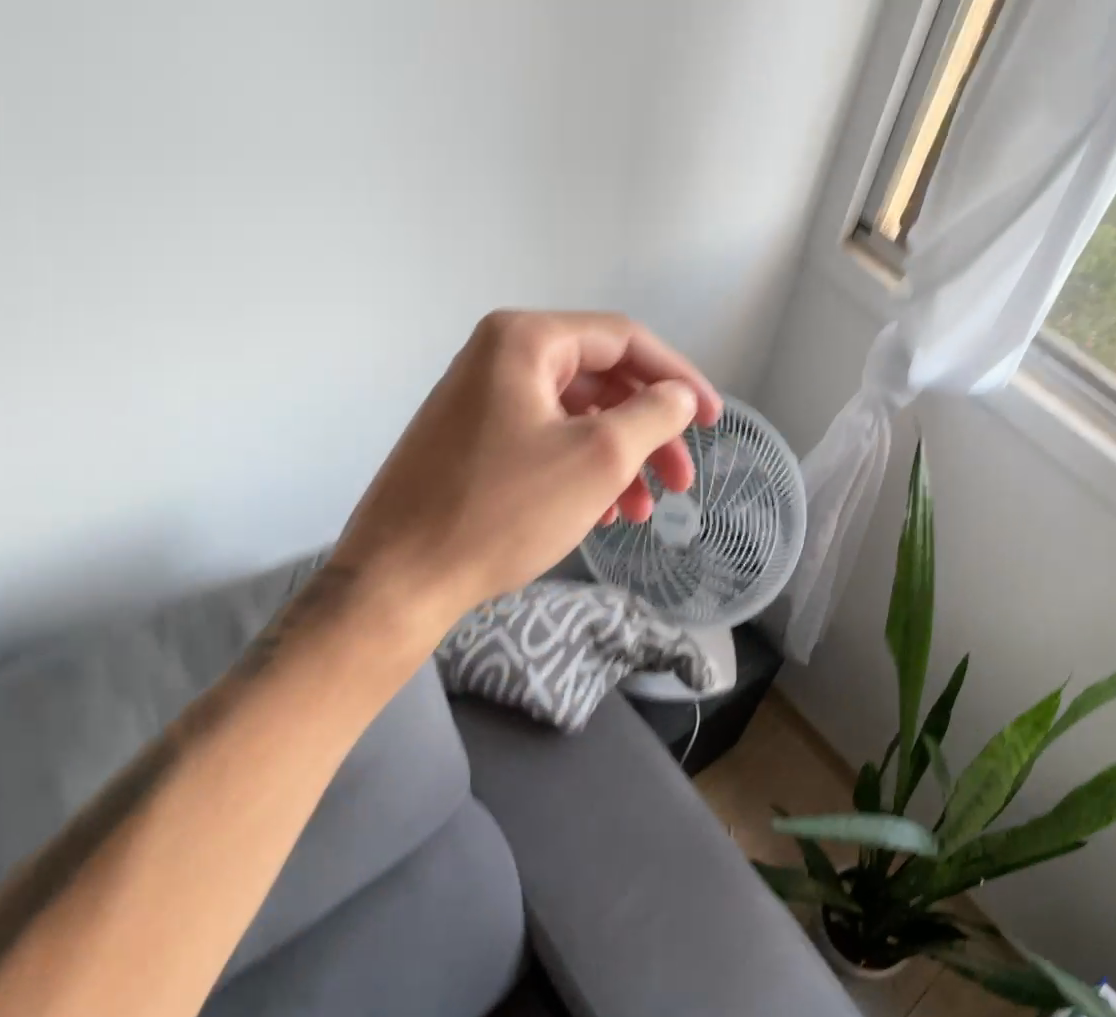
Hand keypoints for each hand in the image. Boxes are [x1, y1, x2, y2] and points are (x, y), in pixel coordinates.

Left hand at [327, 310, 721, 637]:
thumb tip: (679, 396)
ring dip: (621, 460)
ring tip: (645, 512)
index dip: (679, 378)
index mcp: (526, 341)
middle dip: (650, 432)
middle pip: (603, 381)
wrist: (402, 576)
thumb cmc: (504, 510)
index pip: (625, 340)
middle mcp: (500, 357)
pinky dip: (583, 472)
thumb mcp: (597, 458)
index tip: (713, 420)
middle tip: (683, 481)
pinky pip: (546, 442)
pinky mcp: (472, 443)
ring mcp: (482, 401)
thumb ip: (652, 415)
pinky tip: (604, 514)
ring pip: (577, 418)